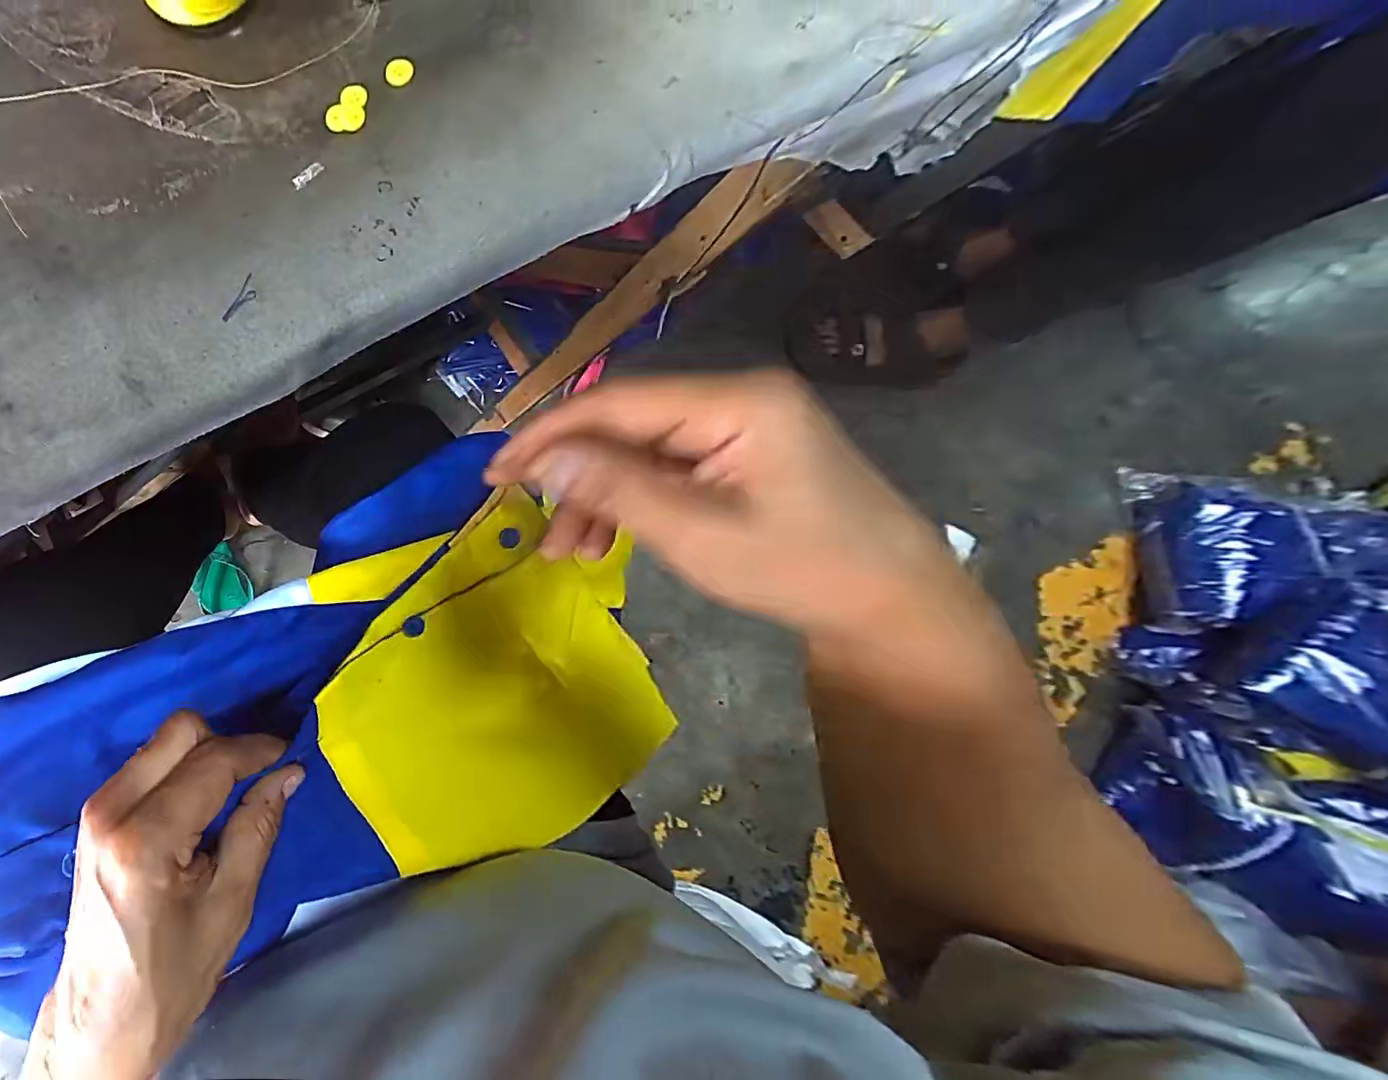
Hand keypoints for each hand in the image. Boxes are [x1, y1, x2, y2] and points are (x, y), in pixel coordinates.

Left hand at [26, 712, 303, 1079]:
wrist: (98, 1025)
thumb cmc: (170, 976)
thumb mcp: (230, 905)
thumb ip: (257, 827)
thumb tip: (288, 773)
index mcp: (144, 839)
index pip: (213, 761)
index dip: (259, 751)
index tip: (290, 757)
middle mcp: (111, 811)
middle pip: (181, 731)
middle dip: (227, 745)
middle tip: (256, 779)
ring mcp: (96, 811)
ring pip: (163, 741)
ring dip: (204, 755)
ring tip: (232, 794)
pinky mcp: (94, 817)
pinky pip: (149, 763)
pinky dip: (183, 768)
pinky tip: (201, 805)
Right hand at [485, 371, 970, 644]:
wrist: (891, 603)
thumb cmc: (800, 570)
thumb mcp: (698, 536)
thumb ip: (617, 489)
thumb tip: (543, 457)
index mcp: (733, 401)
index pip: (614, 402)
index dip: (547, 434)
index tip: (497, 473)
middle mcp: (732, 396)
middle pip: (623, 426)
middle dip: (574, 478)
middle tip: (538, 531)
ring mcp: (736, 424)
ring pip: (637, 450)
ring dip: (598, 496)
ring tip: (570, 553)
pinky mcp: (737, 452)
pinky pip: (665, 467)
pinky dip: (631, 501)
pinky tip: (609, 540)